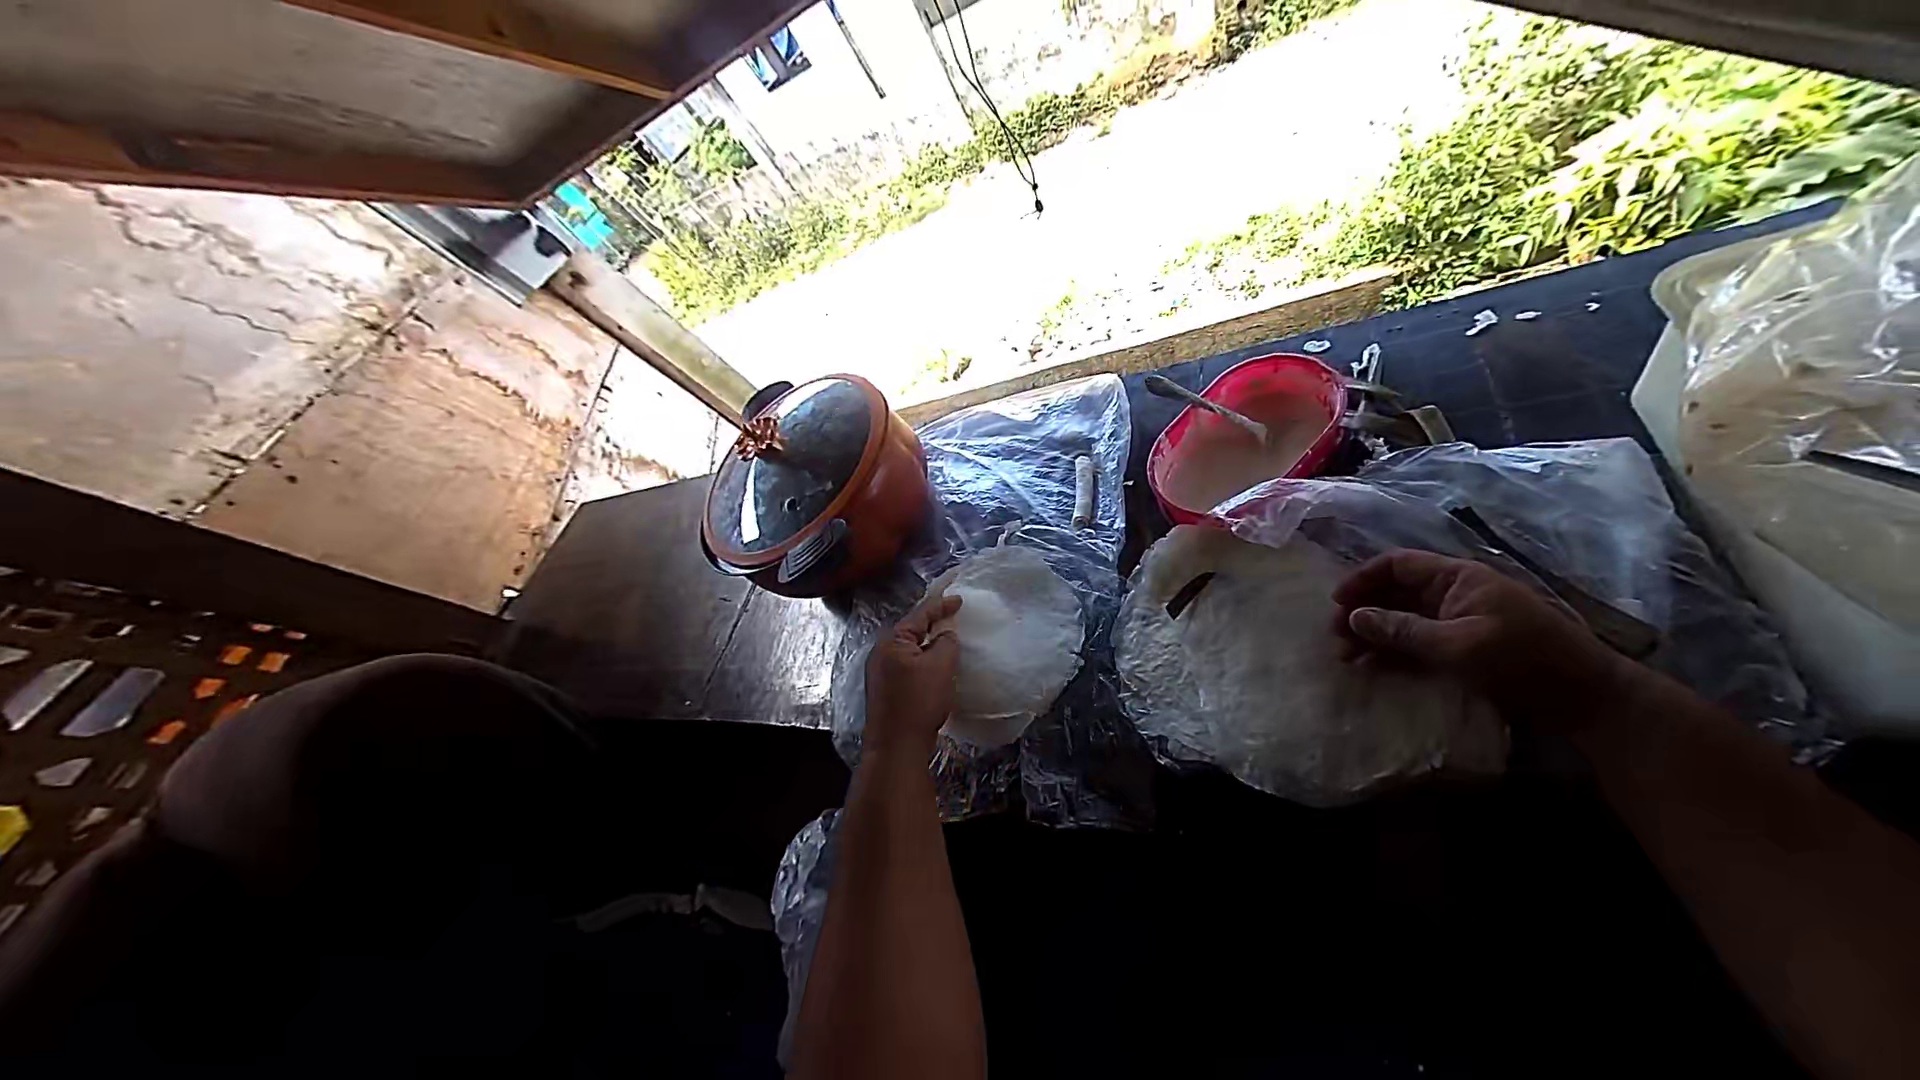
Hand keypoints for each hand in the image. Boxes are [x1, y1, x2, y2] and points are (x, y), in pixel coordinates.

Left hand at [864, 594, 963, 761]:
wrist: (897, 746)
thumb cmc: (919, 701)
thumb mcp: (940, 666)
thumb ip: (946, 642)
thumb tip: (945, 635)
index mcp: (892, 642)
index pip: (920, 615)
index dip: (941, 605)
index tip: (959, 600)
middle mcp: (881, 653)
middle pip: (911, 631)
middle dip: (932, 624)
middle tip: (953, 618)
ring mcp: (881, 674)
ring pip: (910, 651)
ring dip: (928, 646)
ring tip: (948, 641)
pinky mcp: (886, 691)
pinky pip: (908, 667)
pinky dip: (923, 663)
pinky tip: (935, 669)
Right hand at [1331, 549, 1631, 729]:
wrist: (1589, 700)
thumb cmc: (1524, 661)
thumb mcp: (1458, 645)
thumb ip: (1402, 630)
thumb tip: (1353, 618)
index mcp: (1457, 579)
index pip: (1397, 564)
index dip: (1362, 579)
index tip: (1336, 603)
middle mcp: (1454, 594)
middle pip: (1394, 592)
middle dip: (1362, 611)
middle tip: (1336, 638)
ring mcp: (1458, 621)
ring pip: (1402, 619)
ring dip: (1373, 634)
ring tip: (1348, 657)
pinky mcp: (1463, 648)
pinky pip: (1416, 641)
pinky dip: (1393, 651)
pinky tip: (1375, 666)